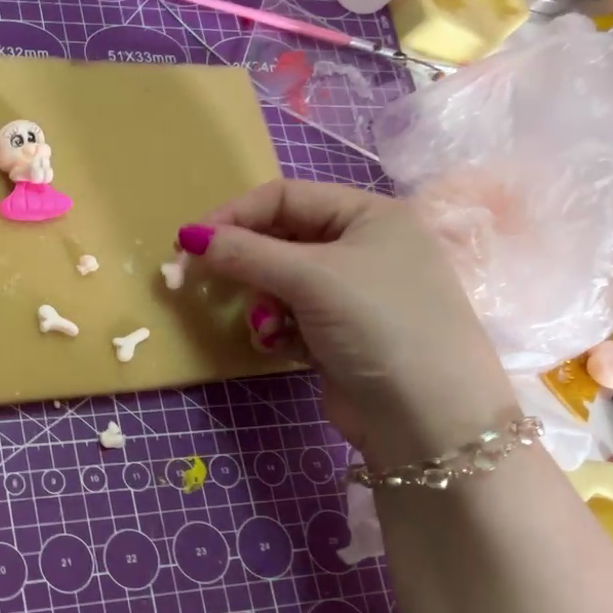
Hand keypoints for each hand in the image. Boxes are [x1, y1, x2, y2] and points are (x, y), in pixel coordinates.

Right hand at [196, 179, 517, 467]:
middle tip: (197, 280)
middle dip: (244, 263)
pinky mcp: (337, 334)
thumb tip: (188, 236)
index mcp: (368, 215)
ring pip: (277, 282)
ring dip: (261, 302)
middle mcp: (362, 247)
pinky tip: (281, 346)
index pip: (285, 197)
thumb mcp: (310, 278)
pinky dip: (276, 329)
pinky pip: (287, 317)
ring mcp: (350, 293)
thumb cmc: (377, 326)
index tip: (188, 242)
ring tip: (265, 326)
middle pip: (279, 240)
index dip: (234, 216)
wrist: (425, 415)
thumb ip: (245, 253)